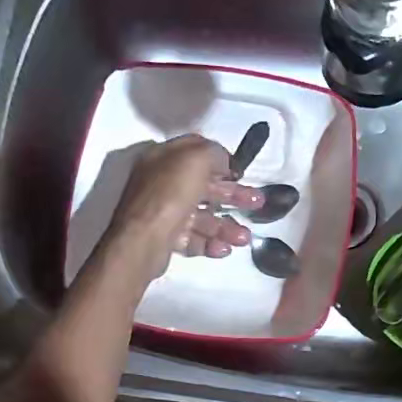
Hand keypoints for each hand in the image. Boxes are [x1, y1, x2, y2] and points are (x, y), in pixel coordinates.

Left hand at [98, 135, 262, 284]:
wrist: (144, 240)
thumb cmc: (170, 193)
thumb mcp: (197, 158)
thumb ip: (214, 153)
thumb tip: (224, 161)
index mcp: (164, 158)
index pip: (196, 152)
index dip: (221, 160)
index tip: (241, 172)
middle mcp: (161, 183)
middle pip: (203, 187)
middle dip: (233, 196)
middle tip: (257, 203)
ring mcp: (162, 212)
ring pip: (201, 216)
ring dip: (226, 226)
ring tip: (244, 238)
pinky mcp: (165, 238)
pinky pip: (193, 238)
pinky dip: (210, 243)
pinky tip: (224, 249)